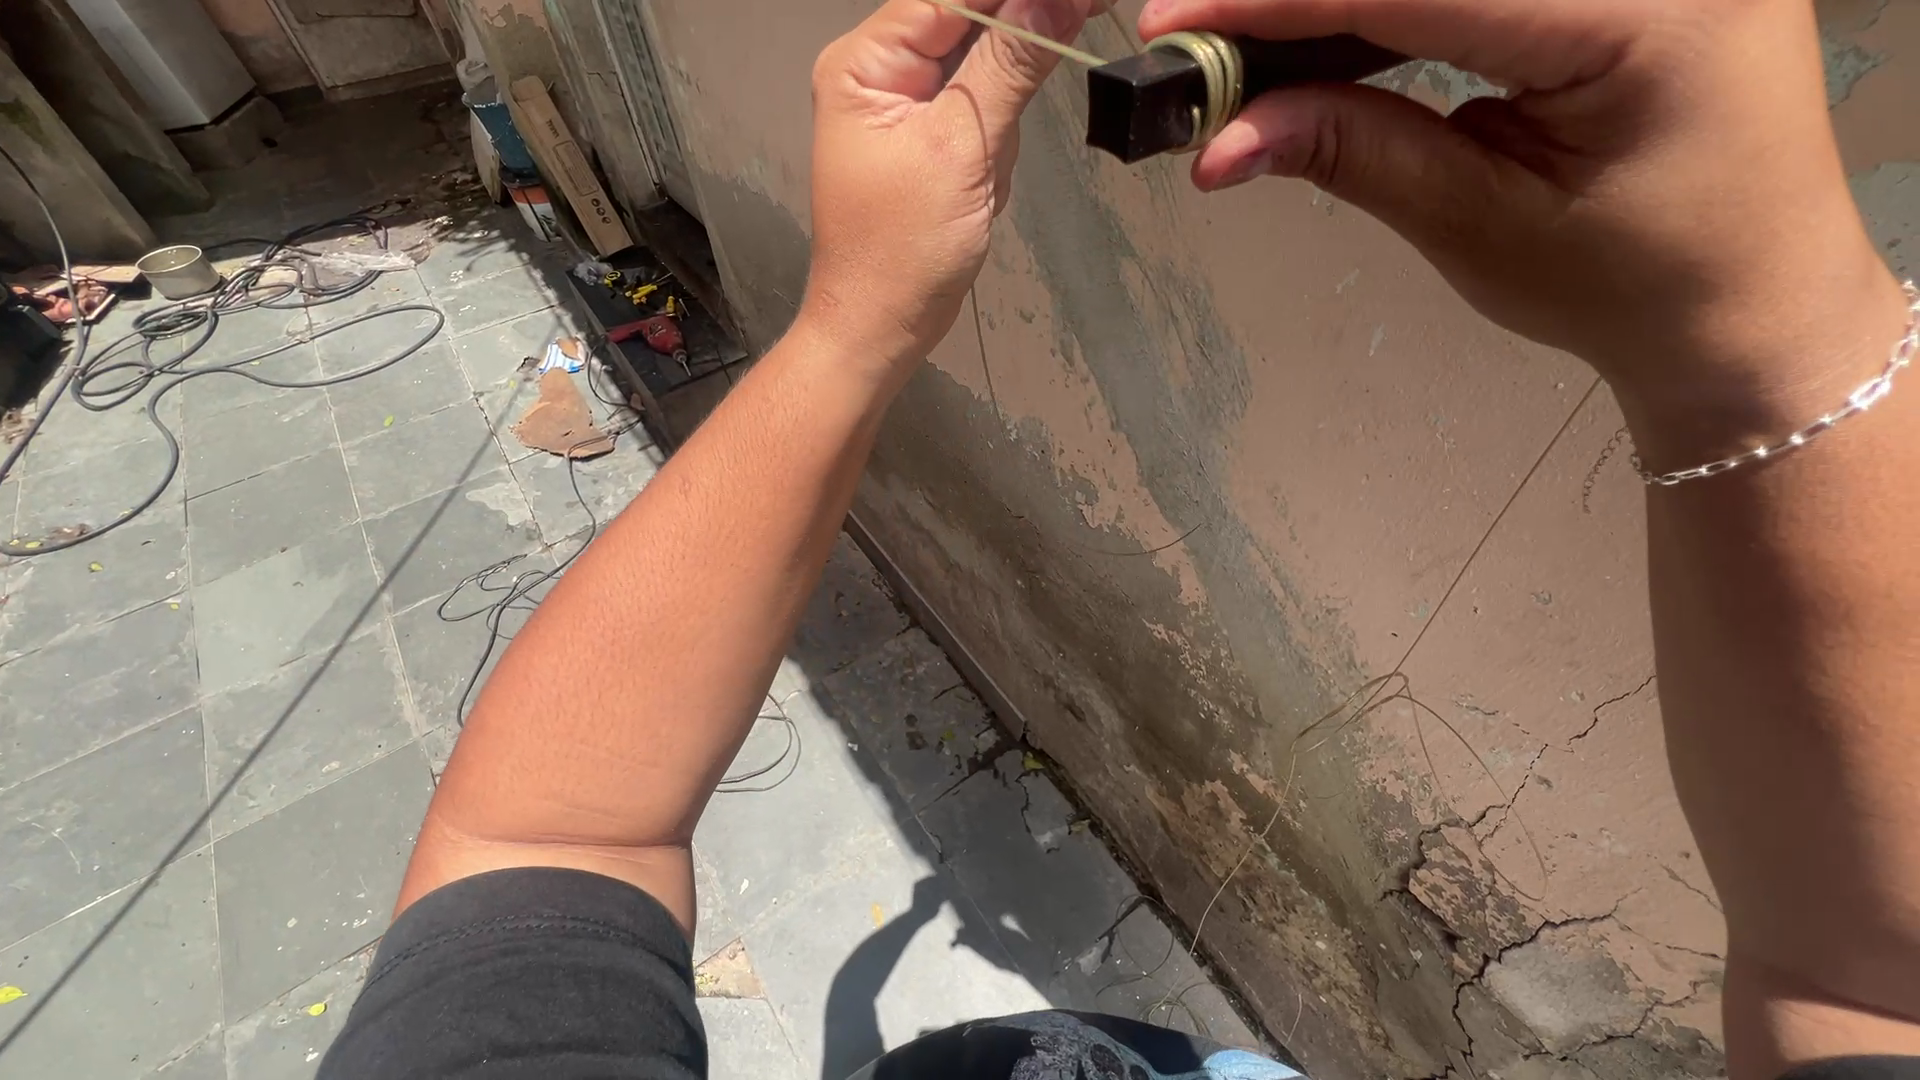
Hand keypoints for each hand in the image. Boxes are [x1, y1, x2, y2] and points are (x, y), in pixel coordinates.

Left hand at [802, 0, 1090, 383]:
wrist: (882, 326)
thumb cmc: (900, 252)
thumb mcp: (961, 148)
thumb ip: (1012, 64)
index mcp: (865, 63)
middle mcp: (881, 75)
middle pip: (969, 21)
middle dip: (1013, 56)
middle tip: (1012, 122)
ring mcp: (907, 111)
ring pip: (983, 72)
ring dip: (1003, 116)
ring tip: (980, 177)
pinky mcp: (931, 144)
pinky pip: (982, 117)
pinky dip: (996, 144)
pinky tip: (980, 185)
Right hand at [1138, 0, 1908, 460]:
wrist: (1736, 292)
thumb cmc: (1618, 281)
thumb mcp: (1475, 226)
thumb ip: (1354, 156)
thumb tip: (1222, 145)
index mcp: (1643, 7)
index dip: (1282, 0)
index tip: (1172, 23)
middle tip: (1190, 34)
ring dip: (1328, 2)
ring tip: (1239, 48)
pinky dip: (1376, 10)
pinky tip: (1314, 36)